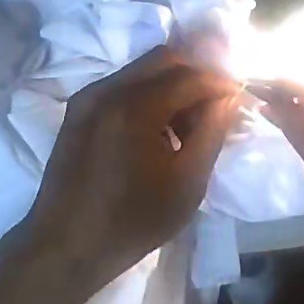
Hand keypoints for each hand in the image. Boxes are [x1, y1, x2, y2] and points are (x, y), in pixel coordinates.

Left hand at [18, 45, 240, 292]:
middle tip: (210, 110)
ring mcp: (88, 96)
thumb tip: (228, 97)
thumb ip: (212, 132)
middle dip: (193, 76)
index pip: (189, 75)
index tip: (237, 99)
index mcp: (135, 107)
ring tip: (183, 127)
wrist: (66, 245)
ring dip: (169, 85)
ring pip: (141, 70)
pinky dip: (145, 95)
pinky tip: (154, 131)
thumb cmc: (132, 221)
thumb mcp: (187, 182)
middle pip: (163, 59)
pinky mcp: (77, 109)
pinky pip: (121, 85)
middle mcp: (107, 89)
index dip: (218, 83)